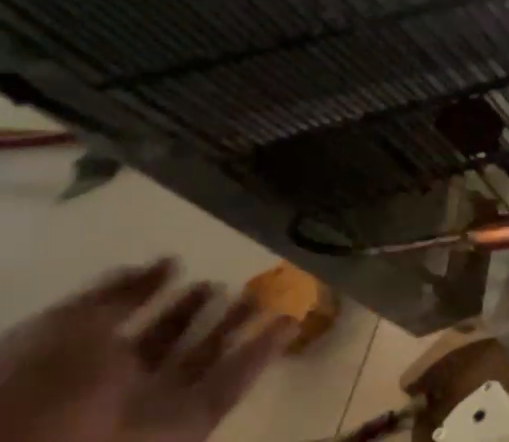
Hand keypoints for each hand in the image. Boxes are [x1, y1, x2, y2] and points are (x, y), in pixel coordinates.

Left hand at [0, 258, 295, 441]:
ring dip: (241, 323)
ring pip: (209, 355)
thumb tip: (166, 261)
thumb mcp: (68, 326)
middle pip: (168, 338)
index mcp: (78, 361)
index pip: (119, 319)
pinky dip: (266, 351)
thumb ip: (115, 294)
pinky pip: (237, 380)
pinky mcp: (199, 415)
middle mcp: (119, 380)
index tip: (179, 261)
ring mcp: (161, 400)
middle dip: (199, 306)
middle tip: (225, 279)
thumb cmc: (49, 383)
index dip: (148, 290)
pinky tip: (290, 320)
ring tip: (268, 290)